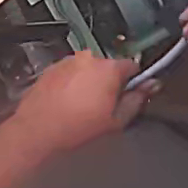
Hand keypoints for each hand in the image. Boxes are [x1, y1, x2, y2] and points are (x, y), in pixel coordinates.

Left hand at [2, 52, 155, 159]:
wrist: (37, 130)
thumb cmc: (78, 127)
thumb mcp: (115, 121)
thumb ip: (136, 100)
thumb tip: (151, 86)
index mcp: (109, 68)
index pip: (132, 66)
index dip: (132, 81)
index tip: (127, 95)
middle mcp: (89, 57)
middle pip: (108, 66)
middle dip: (109, 82)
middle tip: (102, 106)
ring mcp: (68, 60)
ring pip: (88, 68)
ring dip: (89, 81)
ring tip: (81, 106)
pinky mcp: (51, 67)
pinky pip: (70, 72)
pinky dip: (71, 83)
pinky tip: (66, 102)